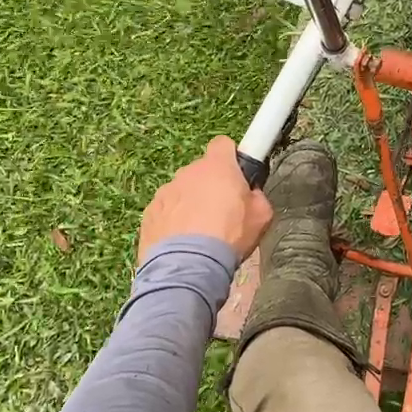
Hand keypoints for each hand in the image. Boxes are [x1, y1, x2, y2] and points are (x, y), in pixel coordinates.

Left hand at [137, 137, 273, 262]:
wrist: (188, 267)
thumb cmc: (229, 236)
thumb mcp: (262, 216)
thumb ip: (257, 196)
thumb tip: (251, 195)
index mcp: (217, 166)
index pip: (223, 144)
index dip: (232, 158)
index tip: (237, 176)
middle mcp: (188, 172)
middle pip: (201, 171)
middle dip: (211, 186)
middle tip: (223, 213)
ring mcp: (165, 192)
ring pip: (182, 191)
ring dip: (191, 204)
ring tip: (201, 234)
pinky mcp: (149, 213)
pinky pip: (166, 211)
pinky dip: (174, 222)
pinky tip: (183, 244)